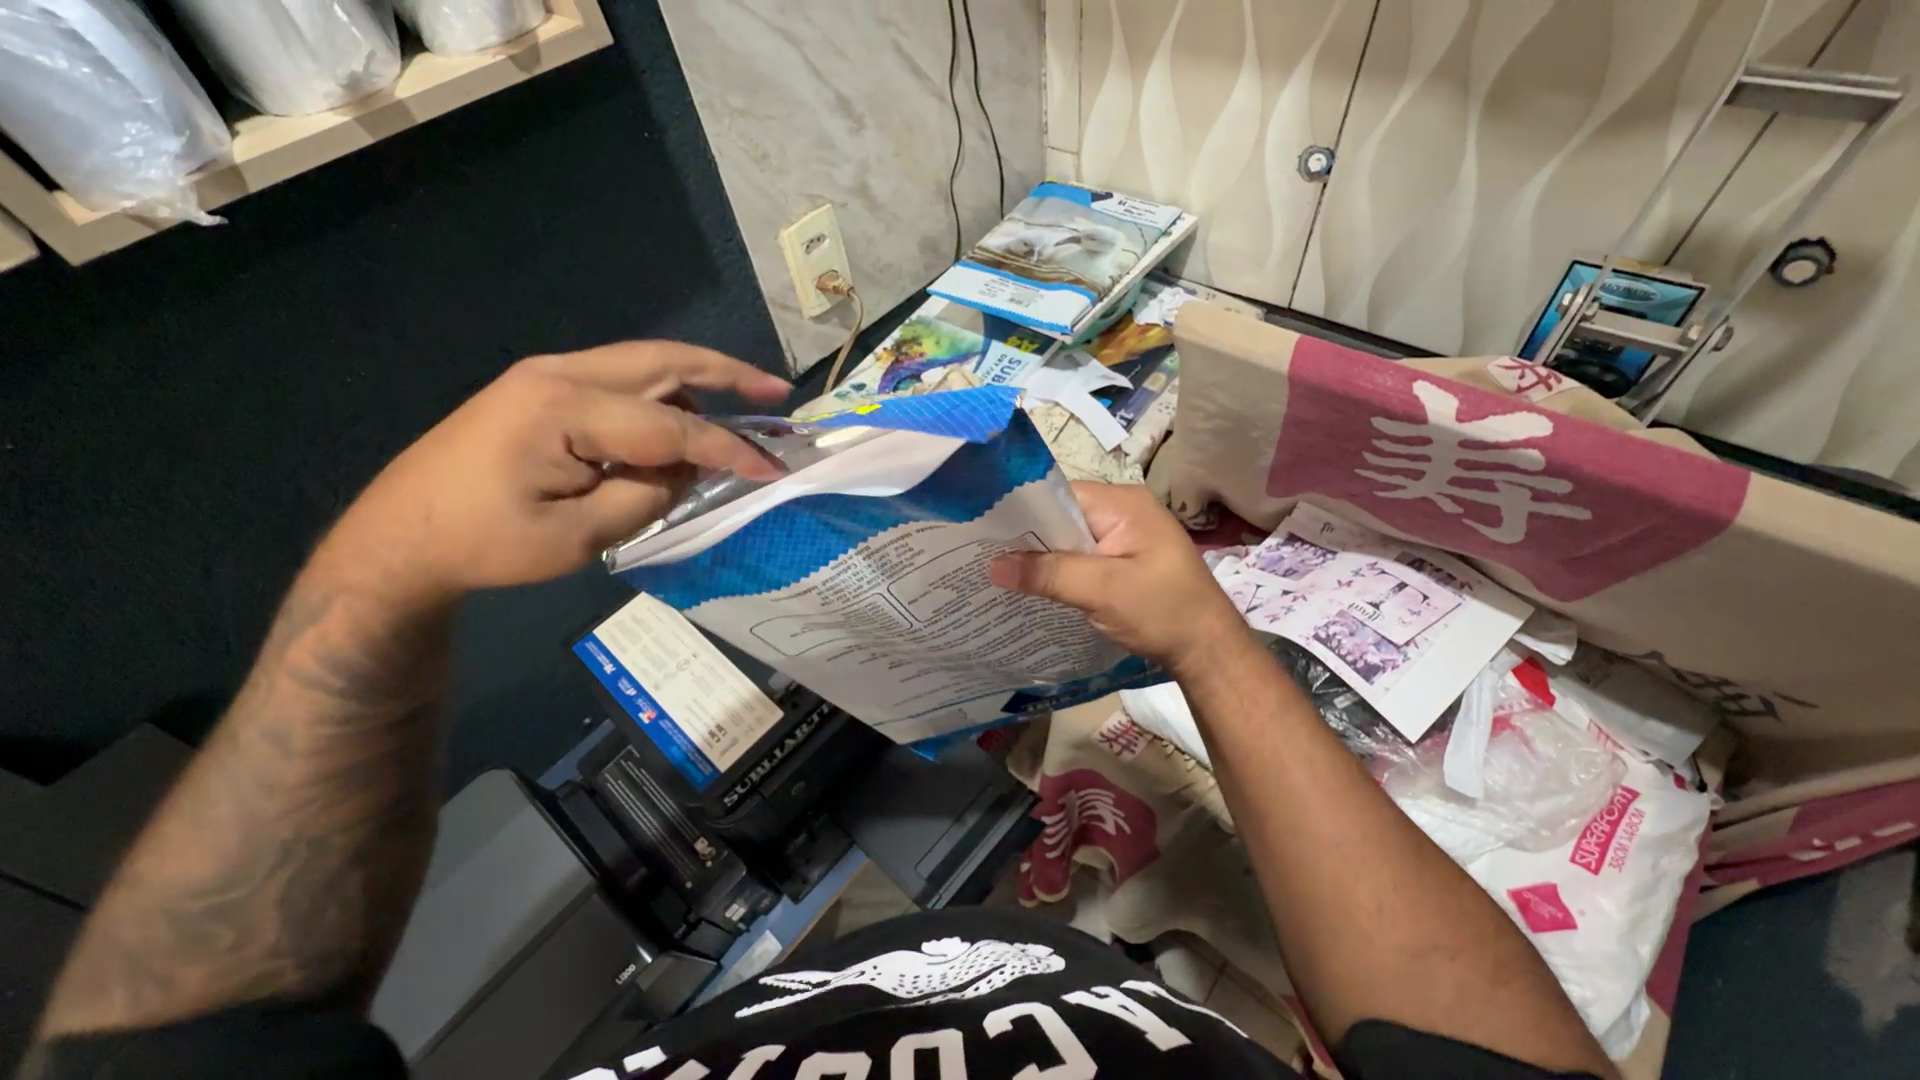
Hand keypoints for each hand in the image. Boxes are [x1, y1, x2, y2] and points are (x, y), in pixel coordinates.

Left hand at [315, 342, 790, 604]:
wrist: (399, 538)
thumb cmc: (485, 544)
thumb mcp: (579, 536)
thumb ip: (646, 496)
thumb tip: (685, 471)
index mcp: (564, 407)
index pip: (671, 427)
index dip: (729, 450)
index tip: (773, 470)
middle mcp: (559, 374)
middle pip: (663, 361)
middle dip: (727, 373)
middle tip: (778, 390)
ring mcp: (545, 377)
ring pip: (642, 365)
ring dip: (694, 385)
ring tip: (738, 415)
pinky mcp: (539, 391)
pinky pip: (617, 383)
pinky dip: (659, 400)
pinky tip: (676, 429)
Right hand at [988, 482, 1247, 672]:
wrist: (1208, 649)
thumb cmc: (1162, 612)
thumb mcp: (1103, 591)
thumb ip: (1049, 573)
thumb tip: (992, 565)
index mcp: (1122, 503)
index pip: (1057, 495)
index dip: (1020, 512)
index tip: (982, 533)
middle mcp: (1122, 510)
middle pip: (1060, 515)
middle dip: (1026, 537)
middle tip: (982, 556)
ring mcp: (1124, 536)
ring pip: (1068, 538)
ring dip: (1041, 556)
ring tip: (999, 571)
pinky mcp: (1123, 560)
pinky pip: (1081, 556)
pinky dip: (1059, 569)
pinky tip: (1034, 586)